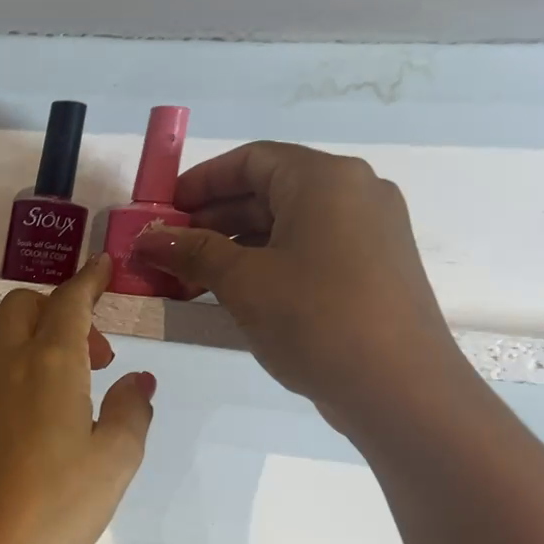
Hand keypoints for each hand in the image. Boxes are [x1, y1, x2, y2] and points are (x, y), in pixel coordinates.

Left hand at [0, 254, 155, 543]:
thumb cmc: (55, 508)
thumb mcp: (114, 462)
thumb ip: (130, 411)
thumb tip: (137, 380)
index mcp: (49, 363)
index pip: (70, 301)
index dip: (89, 280)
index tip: (103, 270)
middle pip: (21, 307)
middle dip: (56, 311)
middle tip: (89, 357)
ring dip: (24, 346)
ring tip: (52, 394)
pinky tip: (12, 426)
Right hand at [132, 142, 470, 431]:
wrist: (396, 384)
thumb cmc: (315, 317)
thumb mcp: (243, 282)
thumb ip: (192, 253)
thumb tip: (147, 238)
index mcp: (324, 179)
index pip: (251, 160)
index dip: (199, 182)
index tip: (160, 212)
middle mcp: (352, 193)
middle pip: (267, 191)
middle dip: (209, 220)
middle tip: (164, 254)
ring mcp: (366, 232)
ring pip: (284, 225)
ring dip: (230, 248)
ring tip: (186, 283)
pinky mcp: (368, 269)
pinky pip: (304, 251)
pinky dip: (262, 265)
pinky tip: (229, 297)